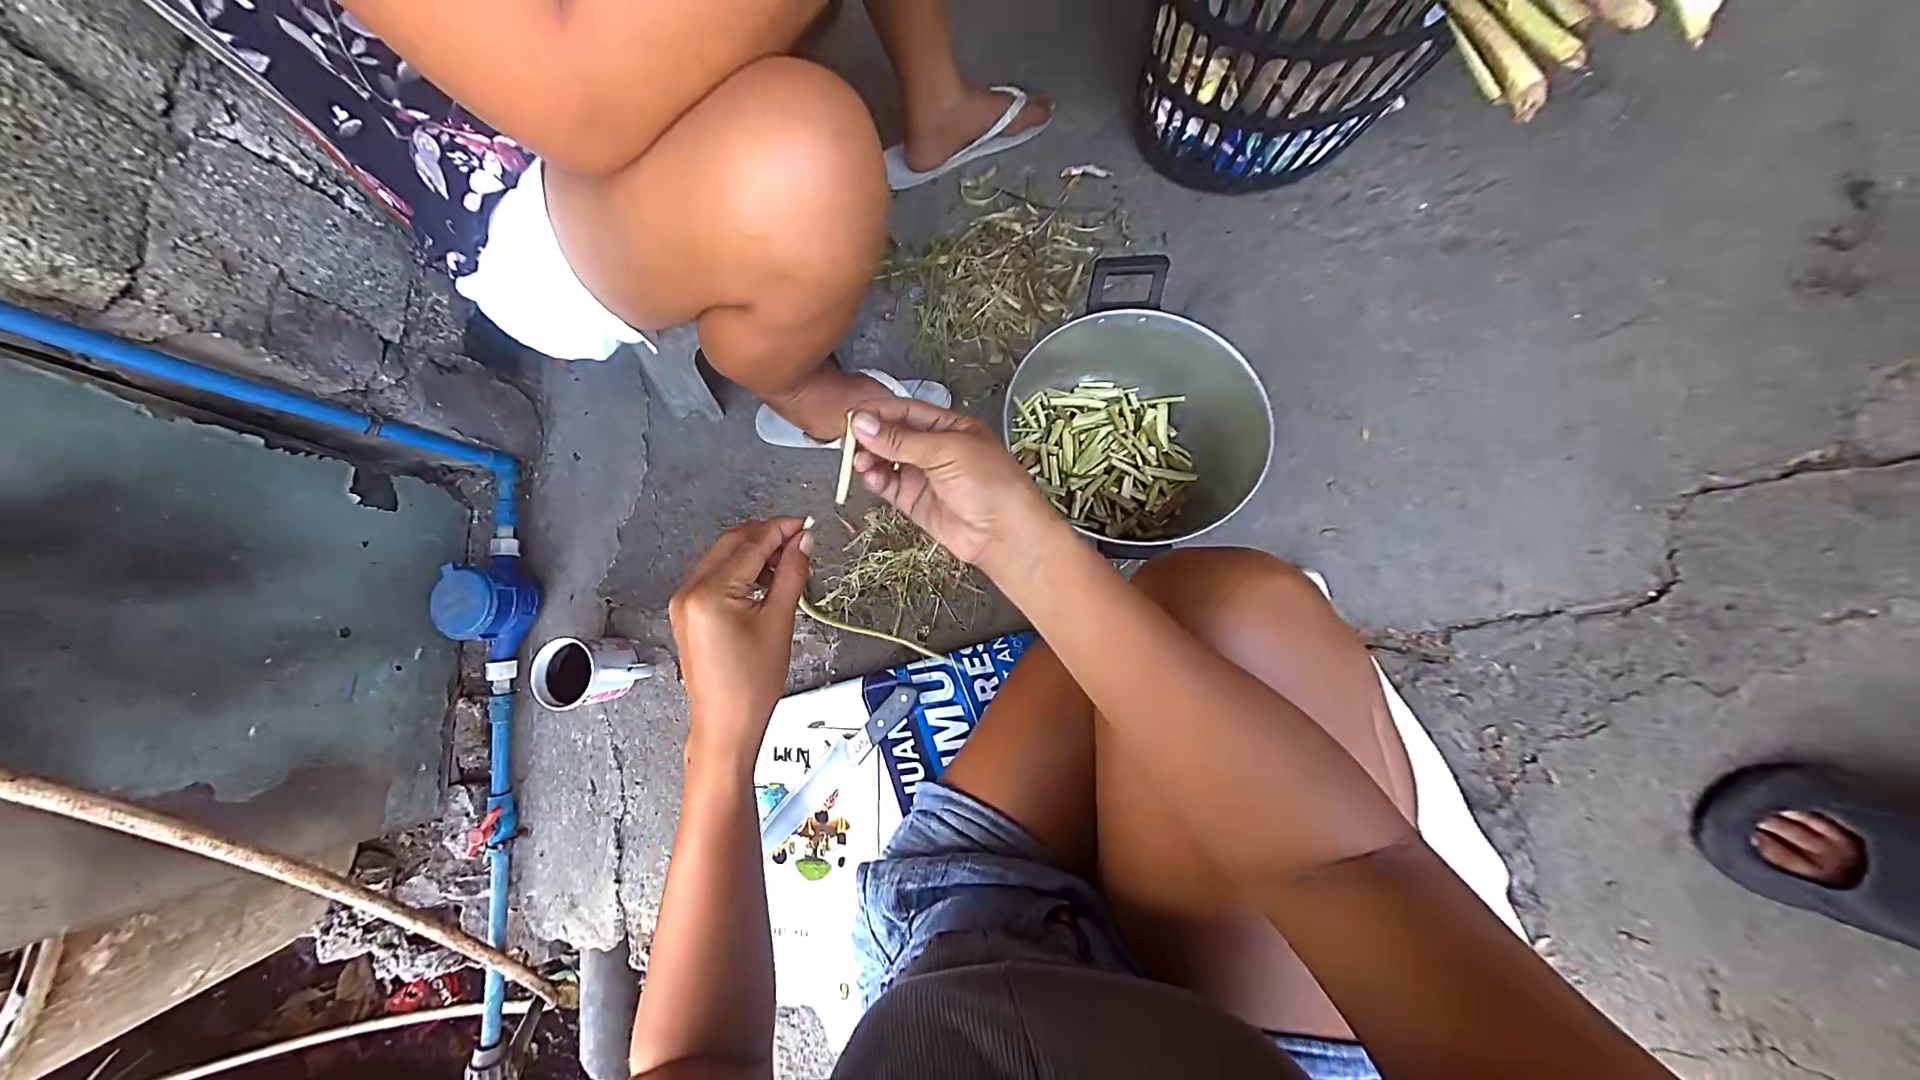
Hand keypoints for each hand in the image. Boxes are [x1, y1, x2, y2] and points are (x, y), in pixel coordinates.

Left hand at [669, 518, 811, 763]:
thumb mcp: (780, 621)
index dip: (782, 530)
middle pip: (732, 542)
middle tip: (799, 541)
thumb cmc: (751, 684)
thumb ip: (792, 574)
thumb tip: (803, 543)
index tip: (805, 526)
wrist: (728, 724)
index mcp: (710, 593)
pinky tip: (765, 579)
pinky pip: (715, 575)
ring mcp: (684, 602)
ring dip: (754, 552)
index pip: (751, 544)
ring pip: (723, 556)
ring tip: (786, 563)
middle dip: (767, 536)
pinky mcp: (688, 612)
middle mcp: (689, 592)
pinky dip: (741, 570)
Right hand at [849, 398, 1062, 575]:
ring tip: (858, 460)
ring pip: (886, 460)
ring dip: (869, 457)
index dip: (879, 412)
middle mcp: (934, 449)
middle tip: (848, 438)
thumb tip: (862, 423)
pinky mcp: (915, 501)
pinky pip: (888, 485)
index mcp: (949, 426)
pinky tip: (869, 475)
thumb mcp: (946, 451)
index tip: (853, 415)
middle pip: (892, 435)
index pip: (906, 411)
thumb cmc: (989, 483)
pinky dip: (875, 479)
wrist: (1004, 533)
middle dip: (870, 435)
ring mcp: (924, 476)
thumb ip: (901, 439)